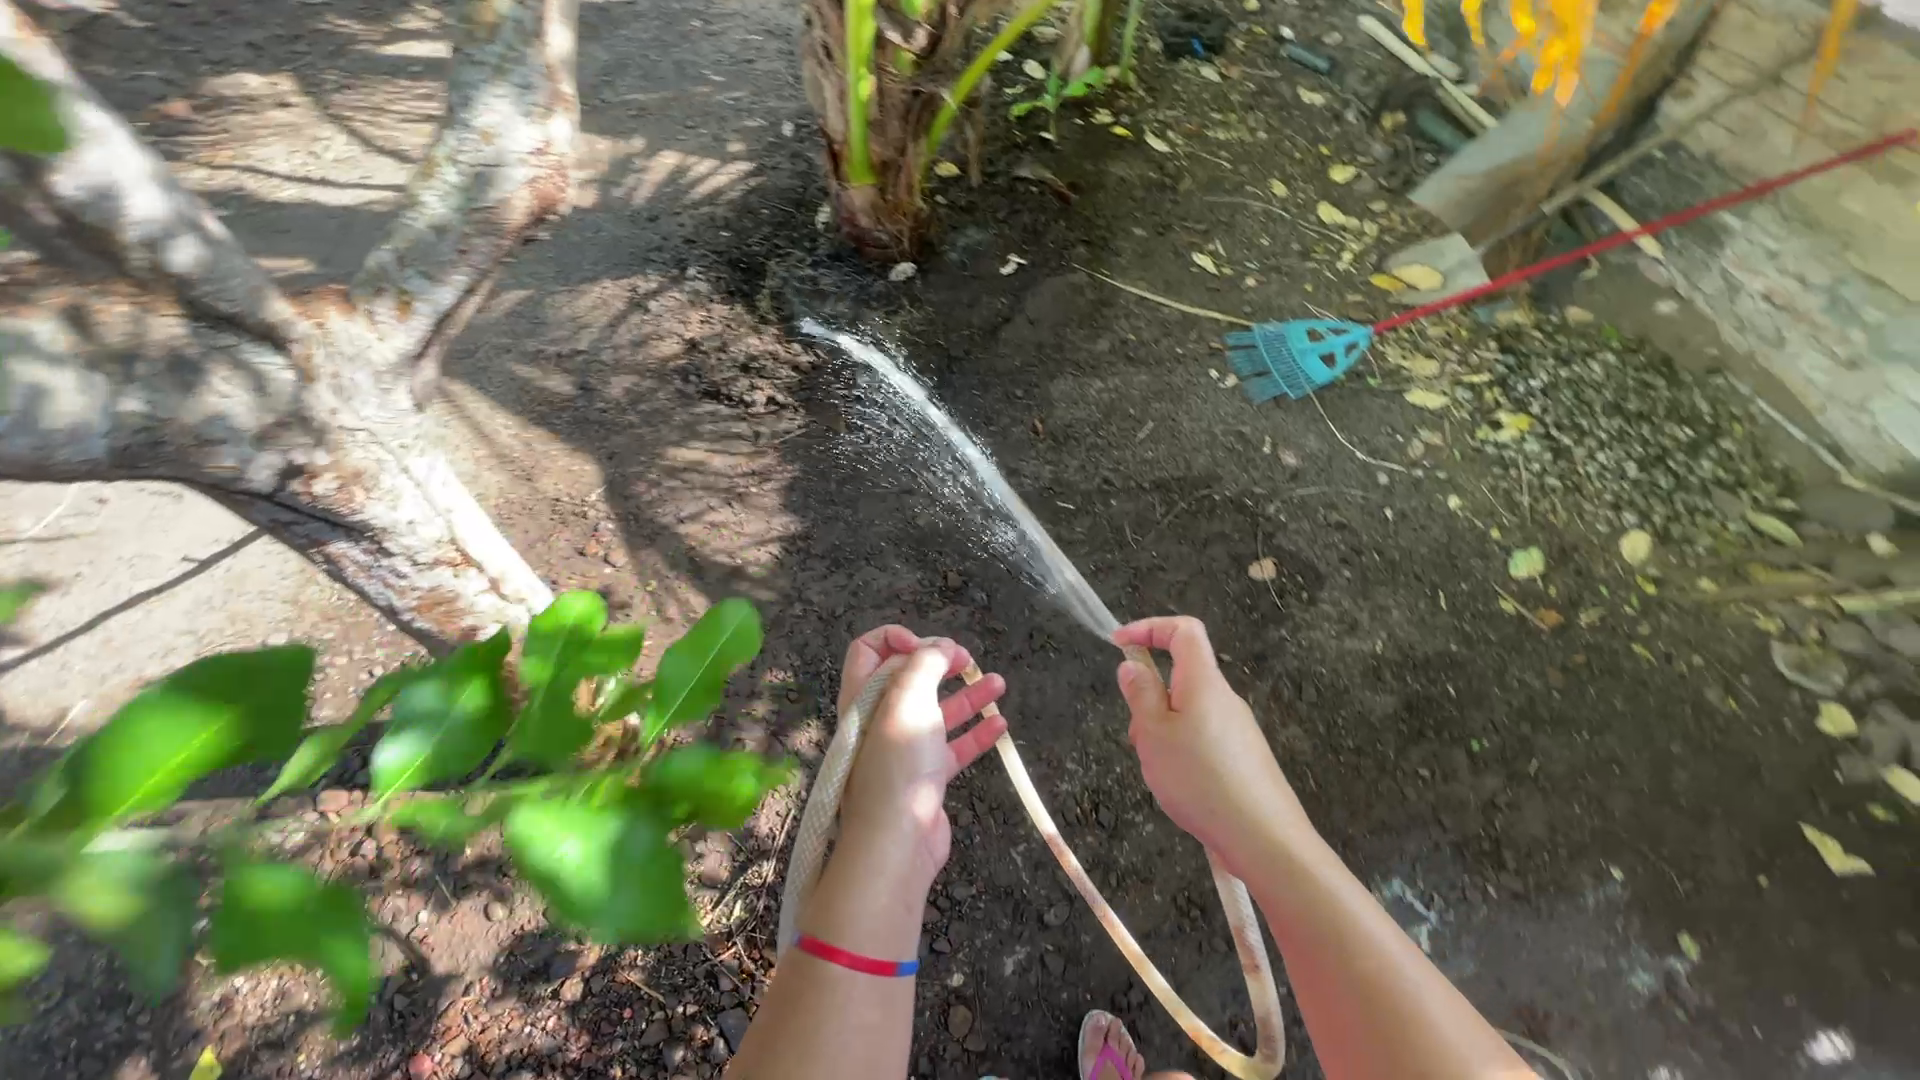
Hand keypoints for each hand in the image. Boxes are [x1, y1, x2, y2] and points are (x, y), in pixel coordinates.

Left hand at [834, 626, 1006, 890]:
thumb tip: (940, 645)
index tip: (927, 645)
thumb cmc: (897, 761)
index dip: (895, 638)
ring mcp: (904, 749)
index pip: (868, 650)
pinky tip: (1001, 725)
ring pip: (937, 712)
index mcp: (863, 695)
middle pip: (908, 678)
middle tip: (965, 659)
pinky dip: (976, 733)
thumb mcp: (908, 697)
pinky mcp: (926, 777)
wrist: (896, 839)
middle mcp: (880, 718)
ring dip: (967, 695)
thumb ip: (924, 663)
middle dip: (939, 663)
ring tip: (997, 682)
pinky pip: (953, 747)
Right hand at [1112, 616, 1311, 871]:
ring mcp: (1238, 730)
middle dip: (1150, 697)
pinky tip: (1181, 789)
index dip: (1150, 627)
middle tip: (1137, 736)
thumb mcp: (1154, 734)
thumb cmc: (1200, 778)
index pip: (1184, 630)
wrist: (1264, 838)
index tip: (1118, 643)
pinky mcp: (1245, 758)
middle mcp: (1225, 699)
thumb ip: (1140, 695)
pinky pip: (1203, 739)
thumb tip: (1133, 664)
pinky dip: (1182, 751)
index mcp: (1203, 682)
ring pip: (1189, 713)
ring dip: (1163, 730)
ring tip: (1157, 770)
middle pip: (1183, 676)